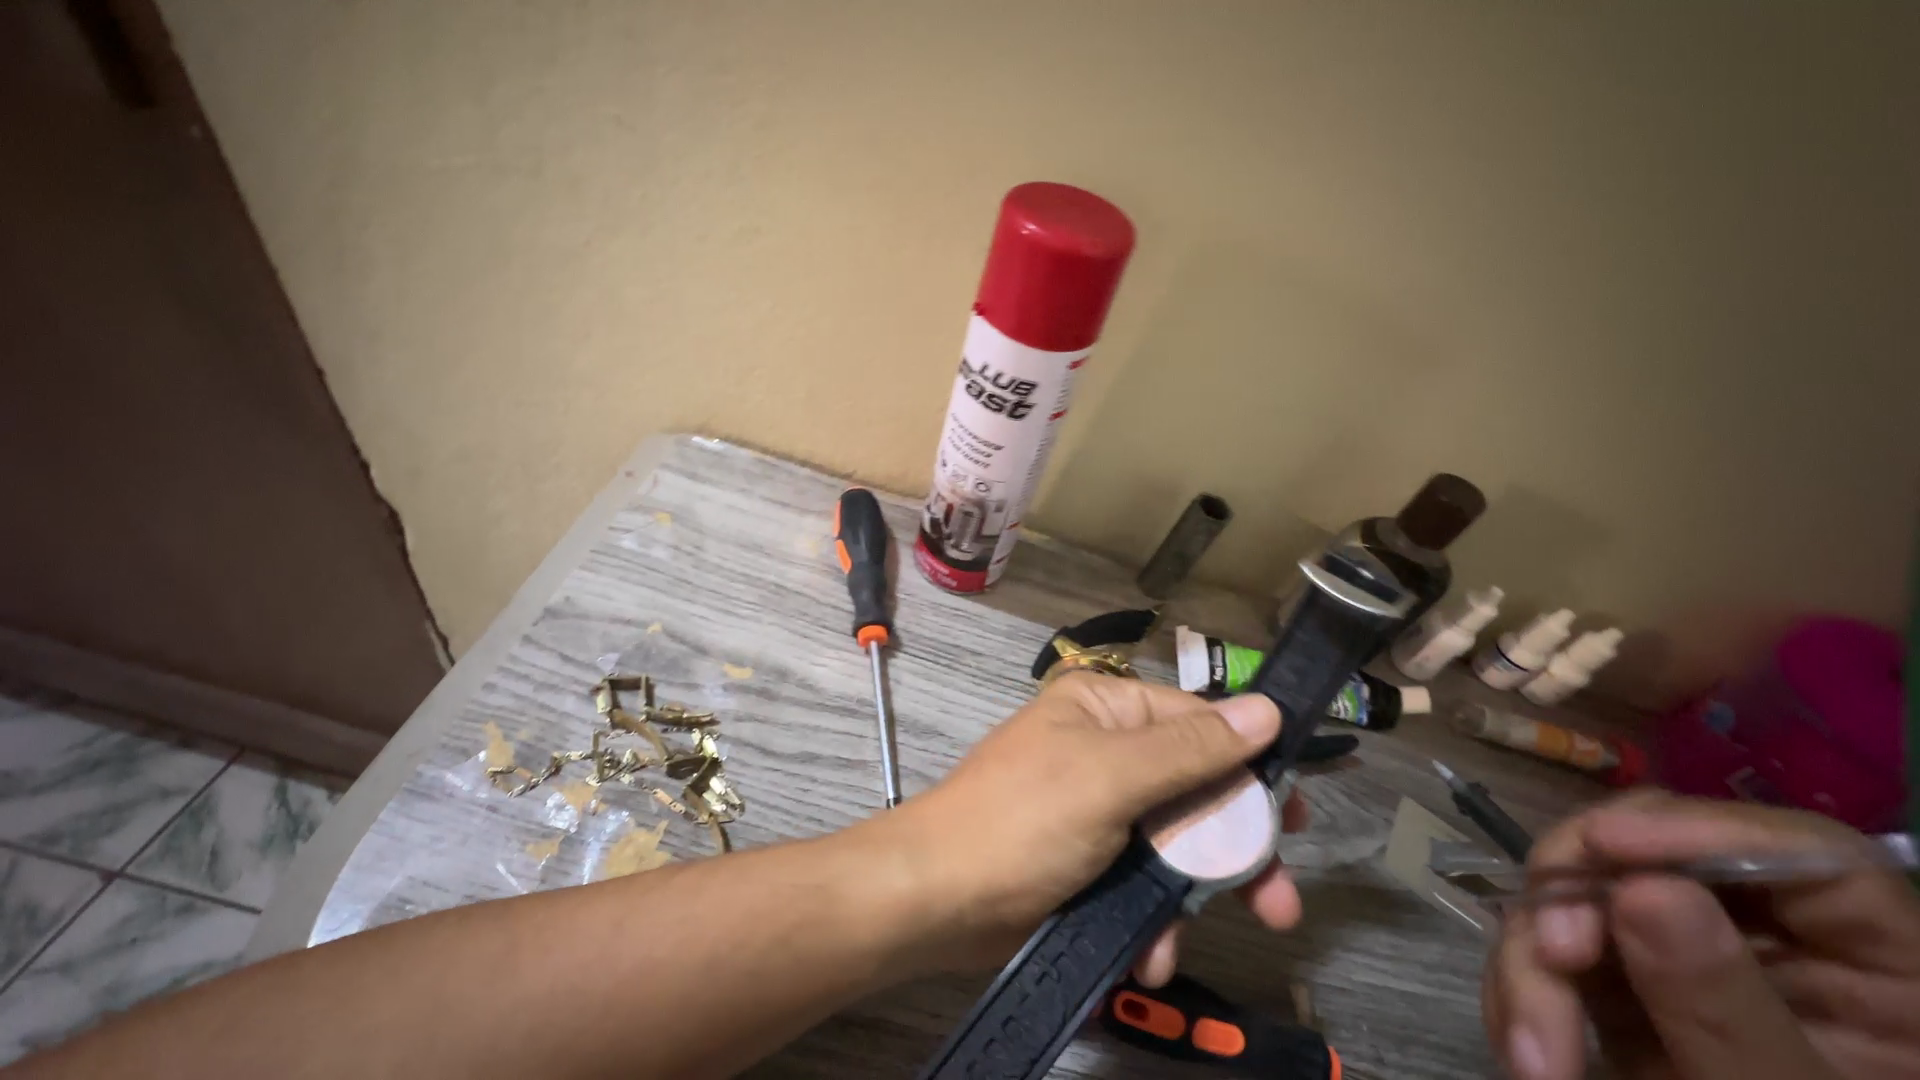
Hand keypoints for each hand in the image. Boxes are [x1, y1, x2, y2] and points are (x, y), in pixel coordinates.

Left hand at [882, 673, 1307, 976]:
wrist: (936, 900)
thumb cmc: (1023, 820)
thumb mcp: (1111, 777)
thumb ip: (1192, 750)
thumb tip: (1267, 707)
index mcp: (1105, 710)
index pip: (1198, 724)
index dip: (1250, 766)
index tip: (1295, 815)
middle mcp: (1105, 752)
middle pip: (1196, 790)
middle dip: (1237, 848)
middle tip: (1280, 900)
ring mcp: (1098, 811)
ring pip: (1176, 844)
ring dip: (1201, 895)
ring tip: (1226, 942)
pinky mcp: (1089, 864)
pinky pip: (1143, 882)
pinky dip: (1155, 919)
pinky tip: (1152, 953)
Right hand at [1485, 791, 1919, 1078]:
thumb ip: (1731, 1012)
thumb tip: (1644, 891)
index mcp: (1871, 968)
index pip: (1799, 856)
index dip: (1699, 830)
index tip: (1606, 846)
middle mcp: (1764, 943)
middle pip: (1654, 855)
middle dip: (1580, 894)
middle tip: (1552, 953)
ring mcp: (1673, 959)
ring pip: (1574, 901)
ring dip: (1532, 966)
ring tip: (1533, 1059)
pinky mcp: (1610, 987)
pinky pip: (1540, 953)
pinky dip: (1517, 995)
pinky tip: (1526, 1057)